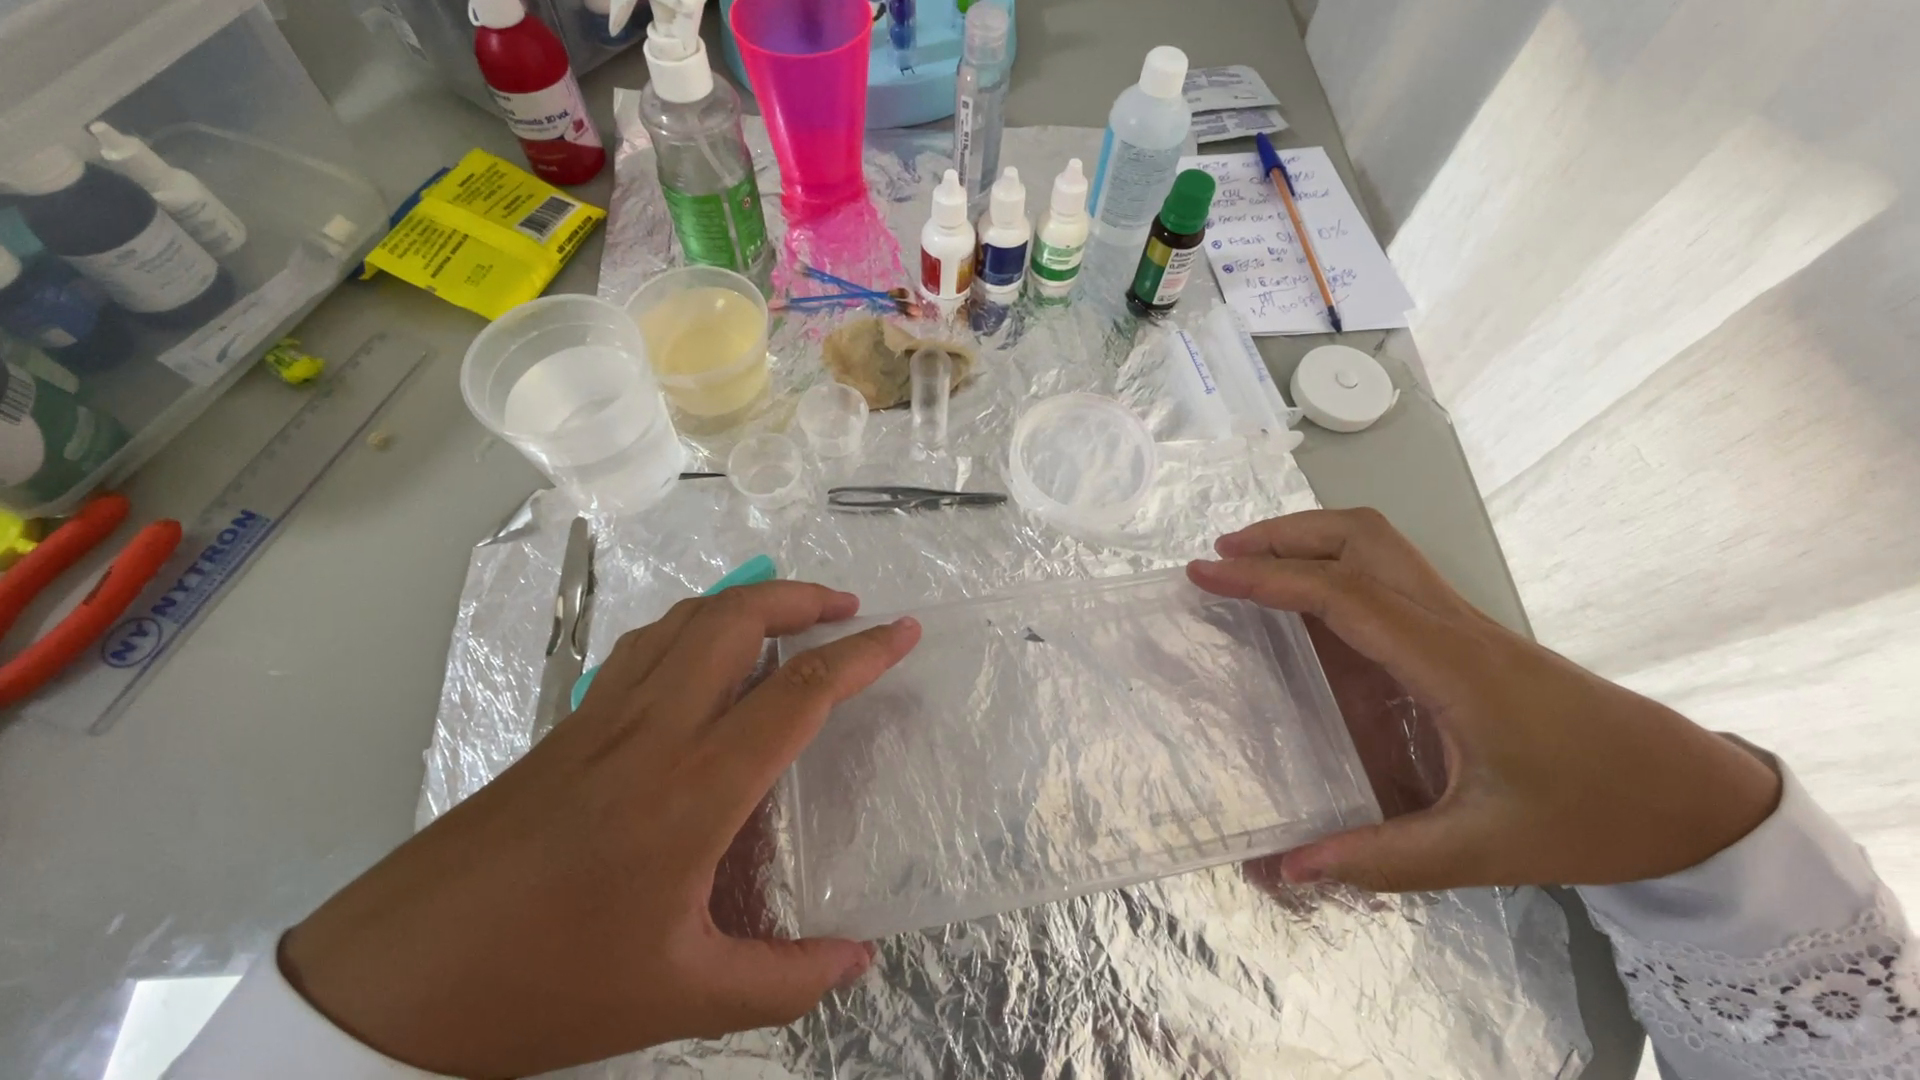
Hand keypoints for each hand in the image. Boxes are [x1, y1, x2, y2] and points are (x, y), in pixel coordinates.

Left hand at [281, 583, 920, 1077]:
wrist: (396, 978)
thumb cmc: (547, 984)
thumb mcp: (679, 997)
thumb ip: (783, 982)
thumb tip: (860, 961)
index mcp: (695, 790)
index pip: (798, 693)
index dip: (862, 653)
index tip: (904, 630)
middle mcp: (653, 732)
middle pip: (735, 620)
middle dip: (802, 596)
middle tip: (848, 607)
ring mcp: (602, 719)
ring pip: (684, 621)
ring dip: (746, 601)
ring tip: (789, 616)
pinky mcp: (566, 726)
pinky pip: (644, 647)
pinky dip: (694, 625)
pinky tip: (705, 656)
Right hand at [1189, 509, 1780, 891]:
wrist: (1690, 795)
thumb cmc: (1593, 816)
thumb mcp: (1484, 851)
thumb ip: (1379, 859)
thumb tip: (1280, 869)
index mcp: (1450, 664)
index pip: (1342, 595)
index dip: (1266, 578)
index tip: (1204, 572)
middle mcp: (1451, 623)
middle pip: (1362, 538)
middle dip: (1284, 534)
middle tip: (1222, 554)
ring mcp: (1462, 621)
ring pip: (1380, 544)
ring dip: (1310, 539)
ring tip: (1252, 562)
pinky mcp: (1465, 633)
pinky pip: (1390, 575)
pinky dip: (1335, 565)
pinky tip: (1308, 606)